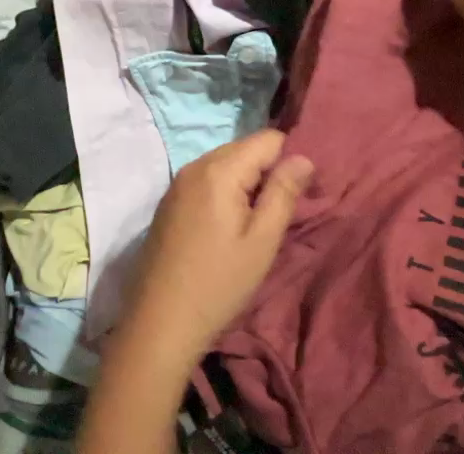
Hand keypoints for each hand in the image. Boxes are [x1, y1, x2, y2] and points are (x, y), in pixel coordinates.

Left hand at [122, 129, 312, 358]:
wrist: (160, 323)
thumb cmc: (219, 283)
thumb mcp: (262, 241)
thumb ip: (284, 192)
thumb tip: (303, 157)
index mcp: (220, 169)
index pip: (268, 138)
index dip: (288, 160)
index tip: (296, 194)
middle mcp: (195, 165)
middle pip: (244, 148)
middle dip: (266, 171)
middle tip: (277, 213)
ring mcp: (177, 183)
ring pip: (225, 163)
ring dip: (245, 183)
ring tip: (253, 224)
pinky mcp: (168, 202)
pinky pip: (206, 180)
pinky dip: (223, 192)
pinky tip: (225, 228)